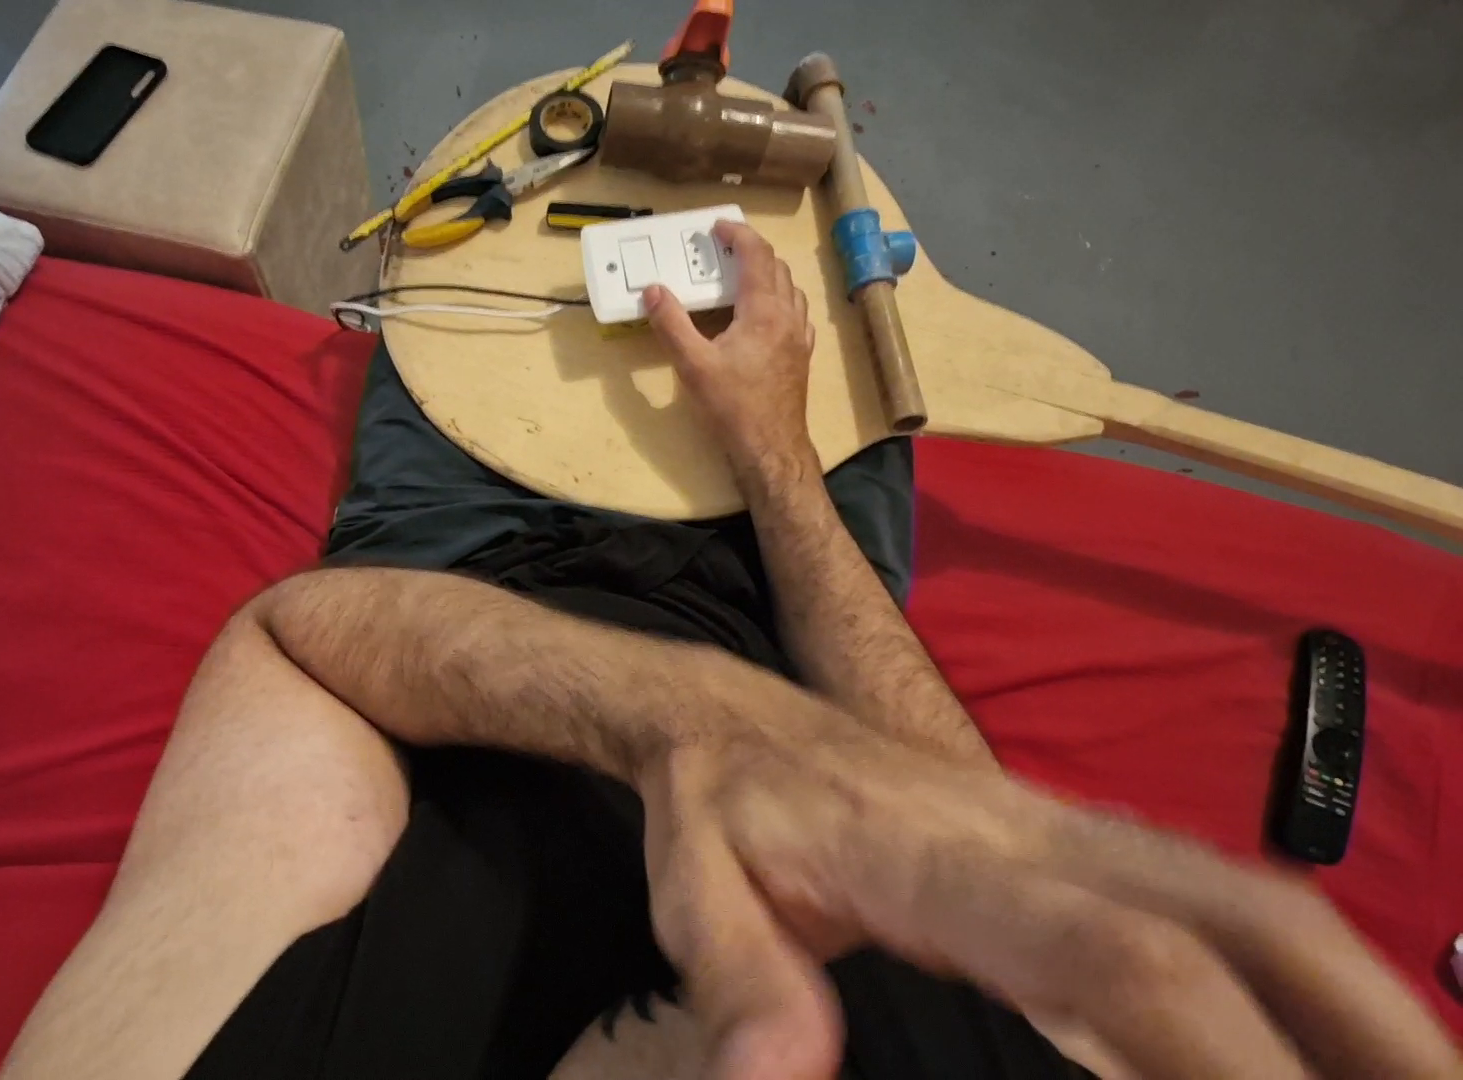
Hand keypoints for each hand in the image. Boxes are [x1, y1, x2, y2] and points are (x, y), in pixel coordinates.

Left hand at [634, 715, 1461, 1079]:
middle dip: (1382, 1049)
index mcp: (929, 855)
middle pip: (1241, 916)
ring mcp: (1038, 816)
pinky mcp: (1039, 823)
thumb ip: (741, 982)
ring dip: (1364, 1012)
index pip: (1113, 960)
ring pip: (1242, 894)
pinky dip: (1288, 972)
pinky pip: (1192, 888)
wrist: (720, 715)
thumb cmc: (710, 803)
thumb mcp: (694, 888)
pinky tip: (1312, 1046)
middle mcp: (1017, 826)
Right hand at [643, 222, 818, 478]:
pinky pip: (795, 313)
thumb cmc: (732, 405)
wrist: (770, 445)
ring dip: (768, 273)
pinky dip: (779, 299)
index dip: (738, 234)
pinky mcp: (801, 355)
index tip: (718, 227)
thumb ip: (672, 324)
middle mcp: (787, 316)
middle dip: (751, 250)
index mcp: (763, 311)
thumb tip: (653, 291)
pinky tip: (765, 315)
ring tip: (742, 277)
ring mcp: (799, 336)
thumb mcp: (693, 365)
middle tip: (724, 249)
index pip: (756, 256)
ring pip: (790, 289)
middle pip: (776, 267)